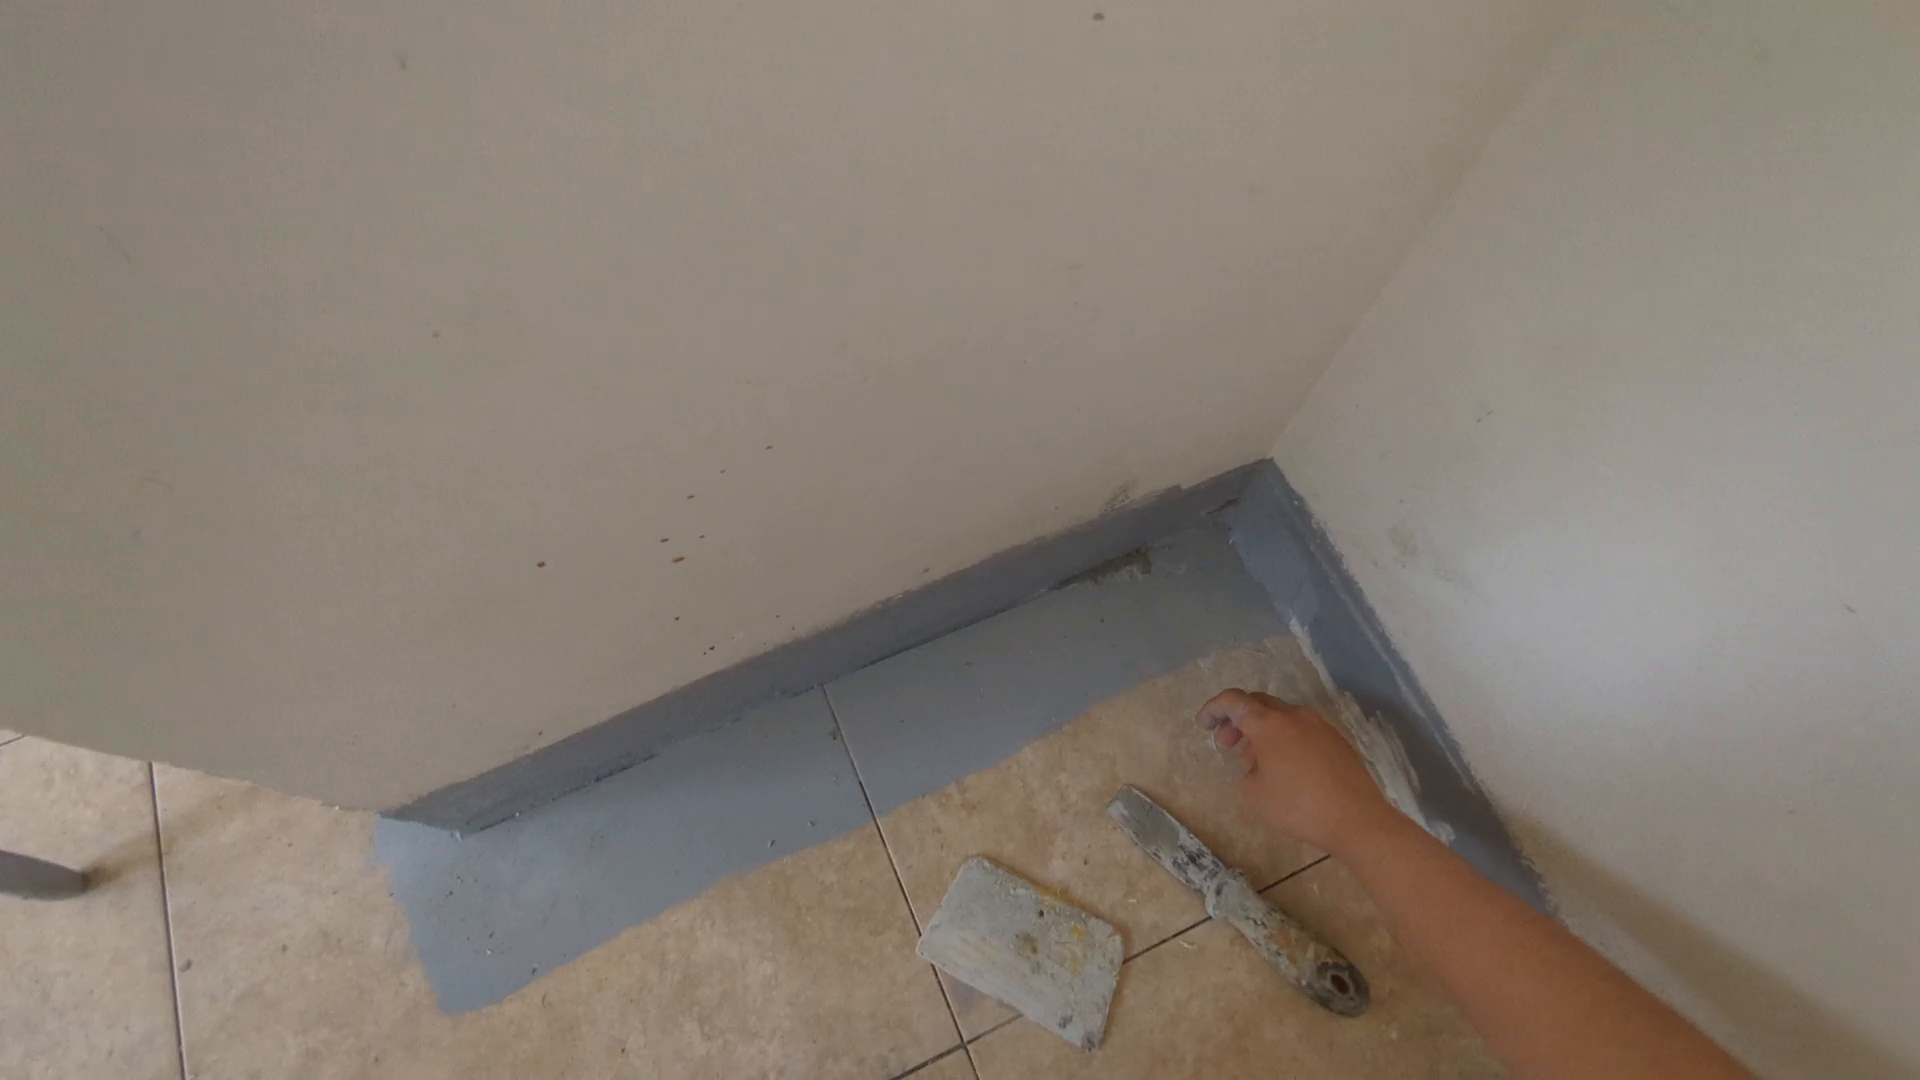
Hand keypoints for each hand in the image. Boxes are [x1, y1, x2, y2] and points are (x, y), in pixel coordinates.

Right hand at [1197, 689, 1398, 854]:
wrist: (1358, 820)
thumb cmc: (1298, 806)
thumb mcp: (1254, 794)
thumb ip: (1246, 772)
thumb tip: (1257, 766)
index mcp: (1268, 724)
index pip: (1233, 701)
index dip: (1213, 709)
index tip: (1203, 725)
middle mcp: (1294, 716)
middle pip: (1257, 704)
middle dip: (1236, 720)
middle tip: (1226, 744)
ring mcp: (1319, 726)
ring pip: (1281, 717)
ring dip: (1261, 731)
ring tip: (1255, 760)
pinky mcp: (1337, 741)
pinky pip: (1301, 730)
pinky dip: (1284, 739)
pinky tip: (1285, 767)